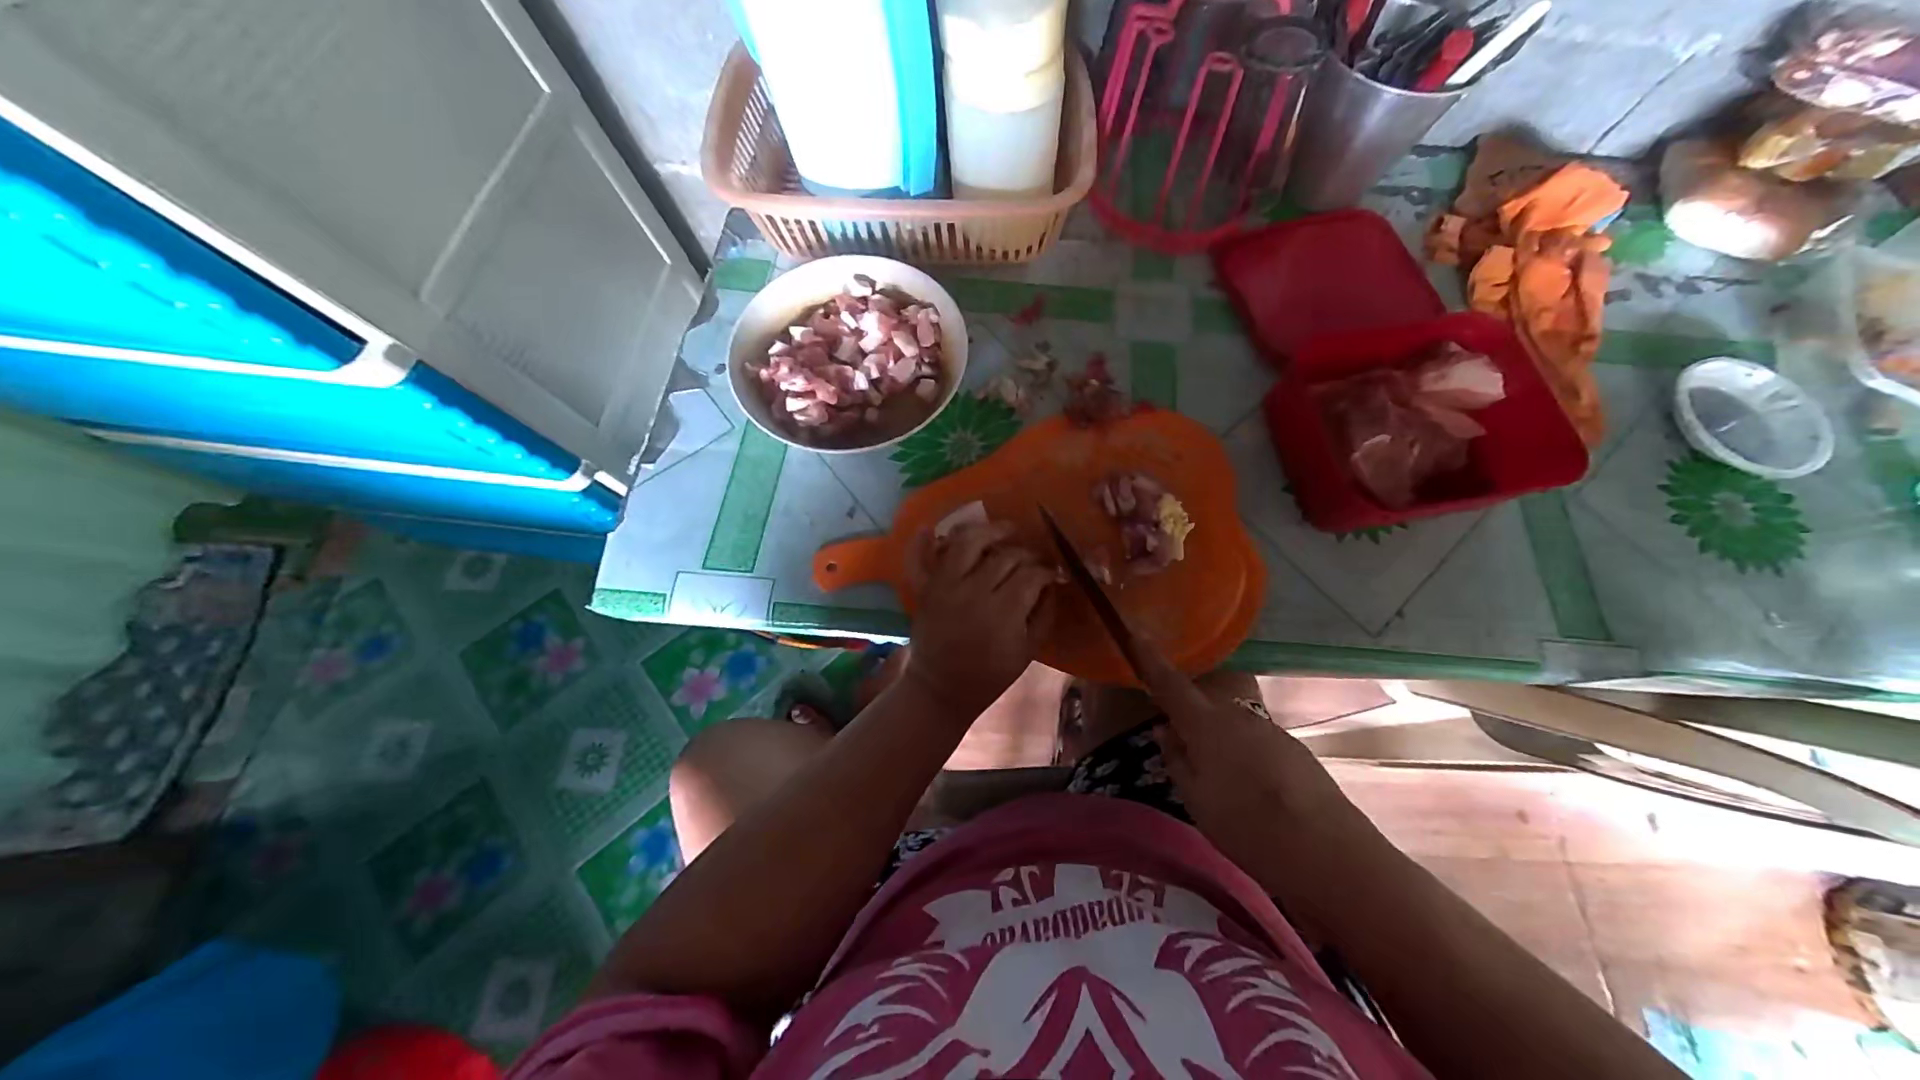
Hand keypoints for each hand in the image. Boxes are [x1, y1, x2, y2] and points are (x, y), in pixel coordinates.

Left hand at [902, 520, 1056, 713]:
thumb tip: (1052, 584)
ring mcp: (945, 586)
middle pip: (1005, 556)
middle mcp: (973, 591)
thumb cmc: (989, 674)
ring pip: (967, 543)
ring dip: (988, 531)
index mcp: (1003, 611)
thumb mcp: (1028, 650)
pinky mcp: (924, 589)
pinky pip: (918, 560)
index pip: (1031, 574)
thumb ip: (1044, 614)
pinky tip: (930, 528)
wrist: (942, 688)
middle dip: (1026, 553)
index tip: (1053, 574)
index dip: (1047, 571)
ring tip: (1005, 530)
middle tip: (1034, 559)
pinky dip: (921, 542)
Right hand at [1134, 645, 1362, 868]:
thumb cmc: (1245, 824)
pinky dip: (1244, 756)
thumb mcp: (1195, 799)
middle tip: (1178, 746)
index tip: (1136, 635)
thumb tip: (1165, 731)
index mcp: (1205, 723)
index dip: (1150, 660)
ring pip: (1231, 725)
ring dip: (1218, 741)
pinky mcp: (1293, 749)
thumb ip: (1177, 760)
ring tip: (1217, 781)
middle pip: (1203, 704)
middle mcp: (1238, 715)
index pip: (1170, 683)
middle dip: (1188, 716)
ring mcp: (1270, 730)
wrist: (1325, 849)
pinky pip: (1255, 743)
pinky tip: (1249, 792)